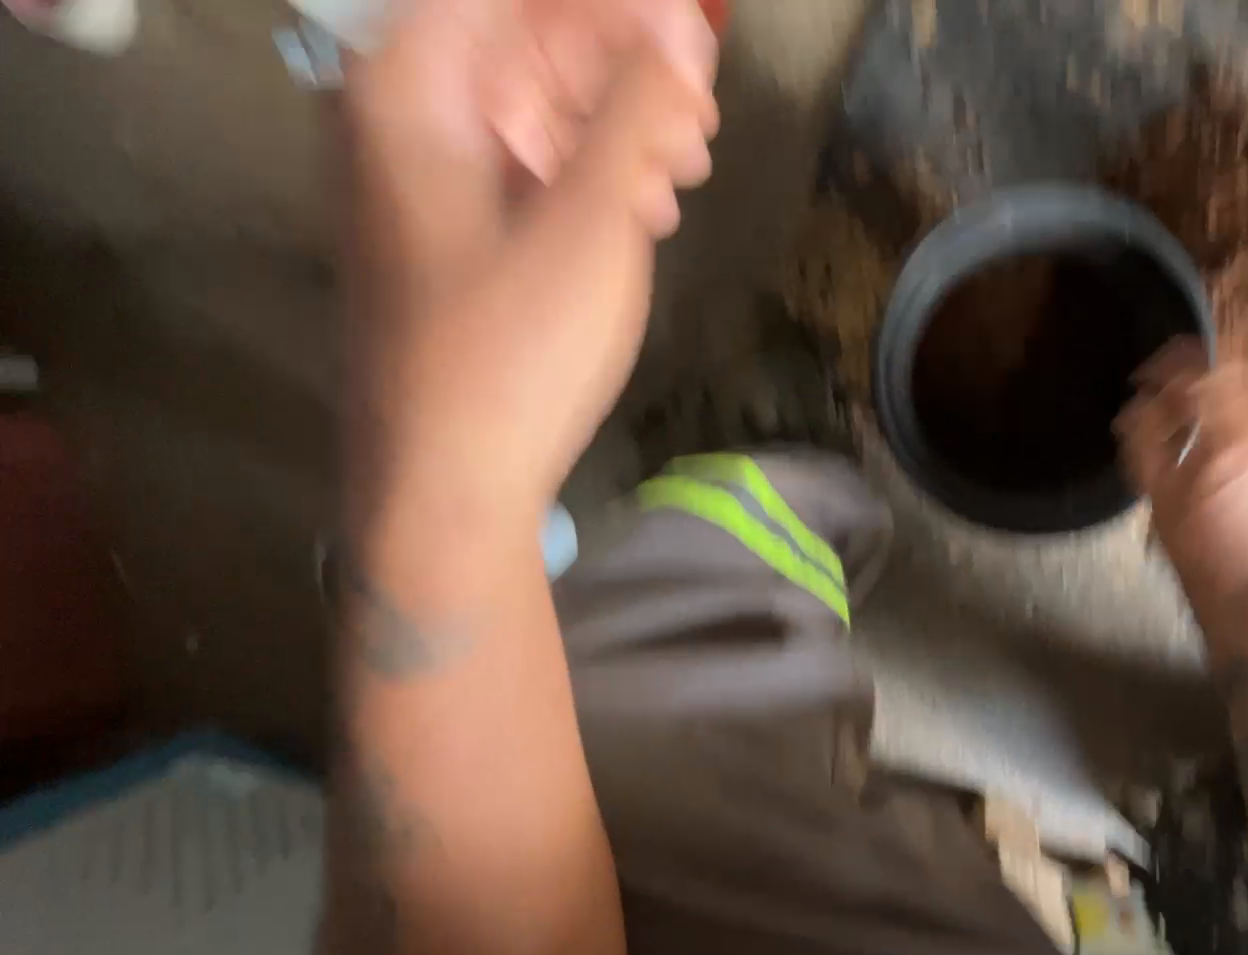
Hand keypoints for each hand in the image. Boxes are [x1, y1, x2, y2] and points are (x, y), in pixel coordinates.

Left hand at [343, 0, 719, 532]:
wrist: (450, 477)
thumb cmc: (517, 347)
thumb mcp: (593, 221)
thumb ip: (639, 114)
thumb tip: (681, 38)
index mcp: (416, 85)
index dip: (621, 11)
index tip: (699, 38)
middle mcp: (406, 114)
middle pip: (529, 42)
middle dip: (627, 70)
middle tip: (703, 119)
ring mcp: (427, 180)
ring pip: (535, 110)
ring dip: (620, 128)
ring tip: (688, 169)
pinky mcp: (456, 236)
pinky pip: (529, 170)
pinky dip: (593, 176)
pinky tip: (647, 210)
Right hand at [1116, 338, 1247, 609]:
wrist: (1234, 575)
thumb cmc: (1189, 536)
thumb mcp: (1156, 488)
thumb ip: (1146, 434)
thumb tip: (1138, 400)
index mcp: (1226, 438)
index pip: (1203, 373)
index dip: (1169, 364)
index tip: (1145, 377)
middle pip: (1238, 364)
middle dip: (1198, 360)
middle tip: (1169, 376)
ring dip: (1227, 373)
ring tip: (1196, 390)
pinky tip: (1224, 411)